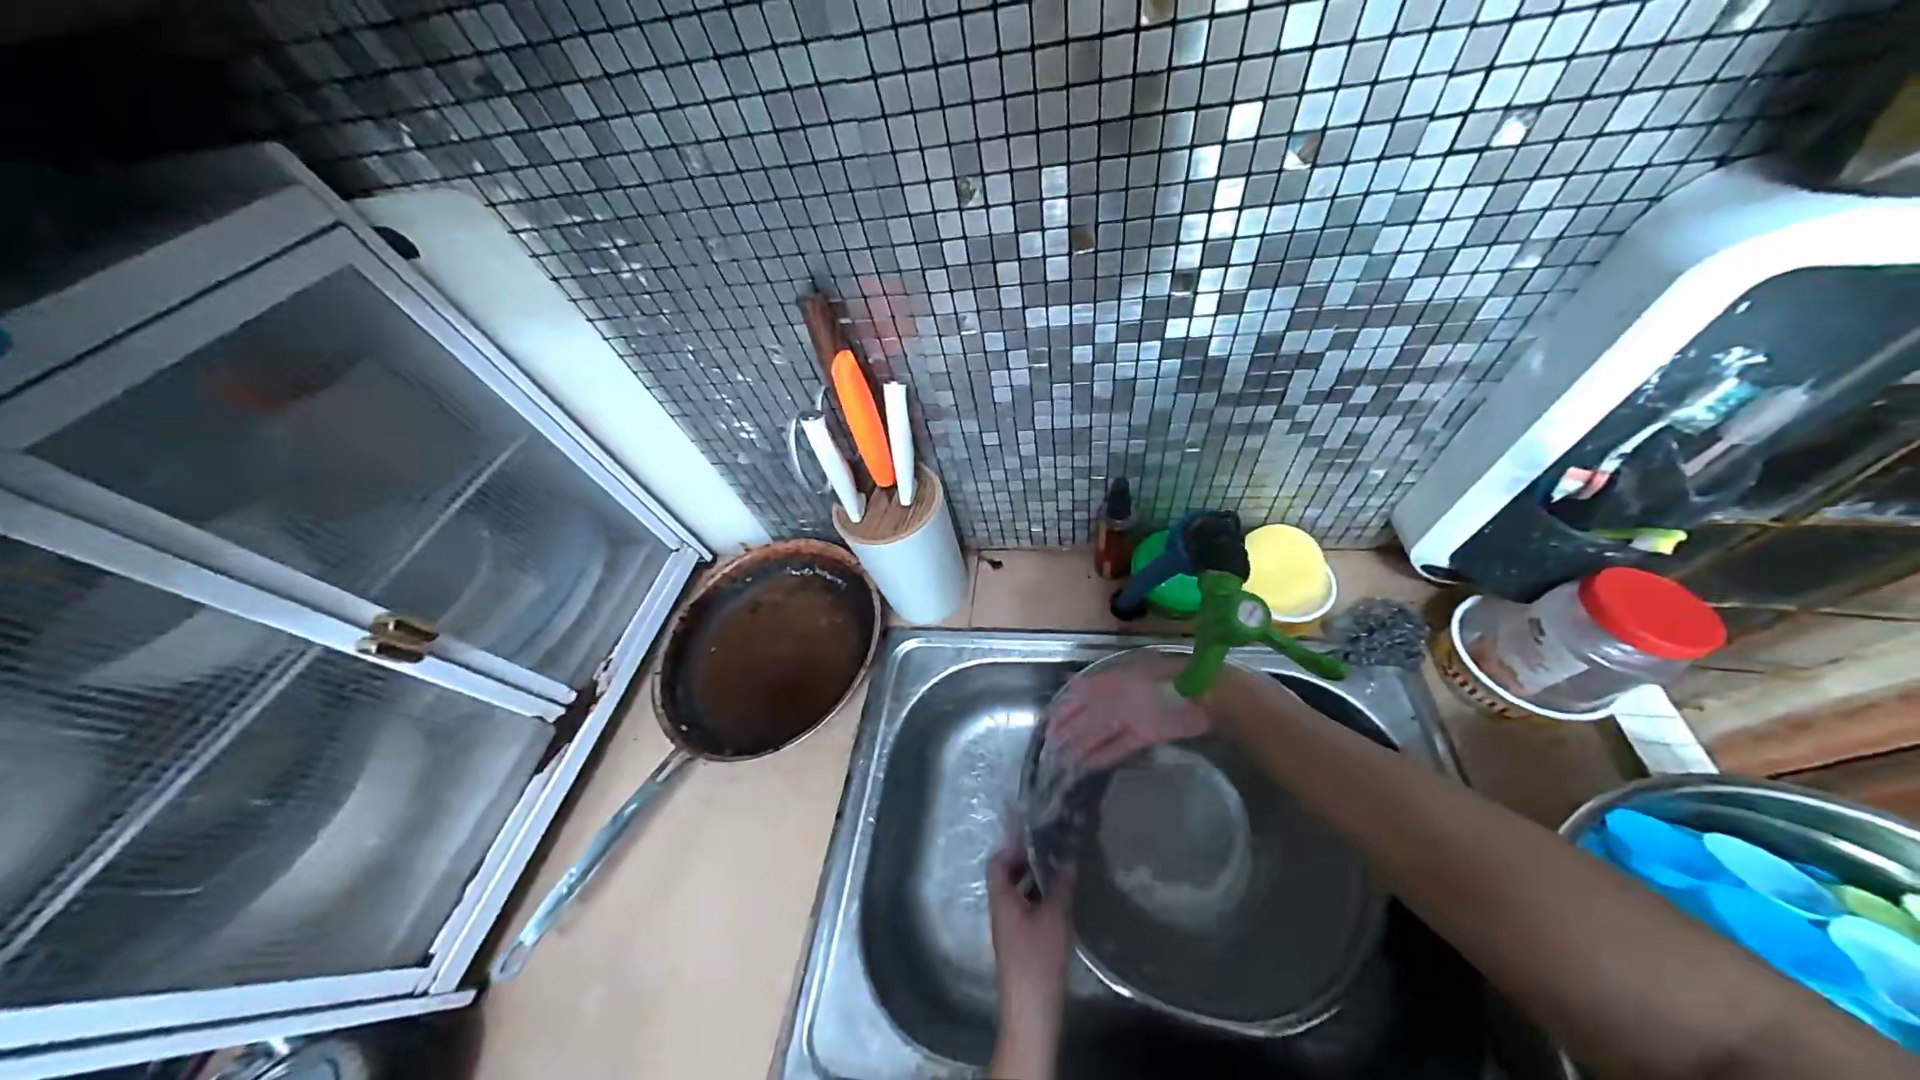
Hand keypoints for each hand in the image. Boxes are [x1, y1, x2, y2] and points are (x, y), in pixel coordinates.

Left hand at [987, 848, 1075, 1079]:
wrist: (1031, 1010)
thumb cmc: (1039, 958)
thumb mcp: (1055, 917)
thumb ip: (1062, 886)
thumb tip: (1069, 859)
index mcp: (1001, 899)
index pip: (997, 863)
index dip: (1013, 849)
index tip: (1036, 842)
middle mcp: (1000, 911)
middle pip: (1006, 878)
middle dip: (1027, 864)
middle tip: (1051, 855)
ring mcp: (1008, 929)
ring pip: (1017, 896)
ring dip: (1034, 883)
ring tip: (1060, 876)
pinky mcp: (1019, 944)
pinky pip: (1024, 912)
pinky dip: (1038, 902)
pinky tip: (1060, 905)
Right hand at [1047, 652, 1210, 768]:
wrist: (1203, 696)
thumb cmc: (1162, 683)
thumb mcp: (1122, 688)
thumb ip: (1096, 698)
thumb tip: (1069, 696)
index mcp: (1111, 680)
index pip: (1080, 695)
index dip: (1064, 709)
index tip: (1048, 725)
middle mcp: (1118, 697)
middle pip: (1088, 716)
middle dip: (1069, 731)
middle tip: (1051, 748)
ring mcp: (1134, 715)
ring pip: (1102, 732)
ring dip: (1083, 746)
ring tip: (1064, 762)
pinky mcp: (1148, 733)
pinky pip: (1120, 744)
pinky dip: (1104, 754)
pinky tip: (1088, 764)